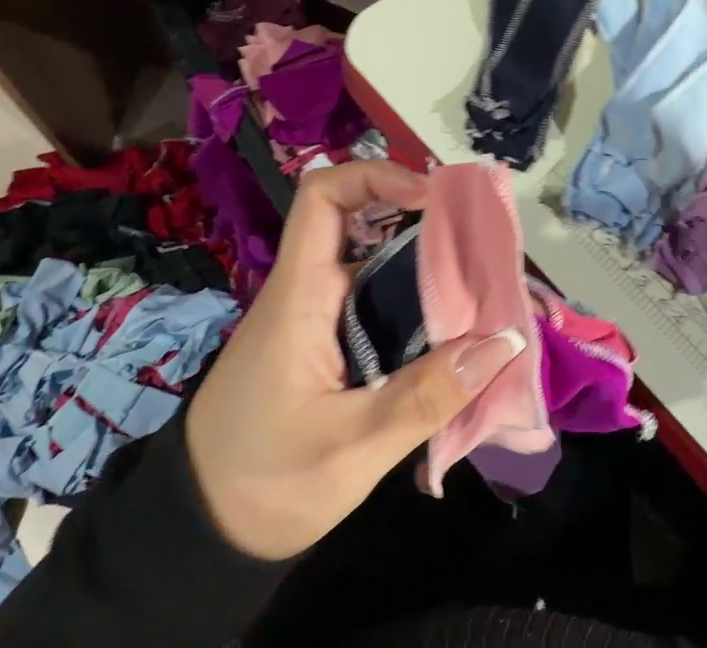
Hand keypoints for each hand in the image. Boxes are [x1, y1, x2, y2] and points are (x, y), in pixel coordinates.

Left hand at [183, 160, 526, 560]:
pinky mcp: (326, 350)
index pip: (322, 198)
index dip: (375, 176)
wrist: (202, 530)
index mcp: (299, 299)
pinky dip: (419, 313)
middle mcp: (308, 296)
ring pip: (378, 274)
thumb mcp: (352, 447)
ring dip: (430, 275)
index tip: (432, 196)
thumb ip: (427, 396)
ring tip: (489, 292)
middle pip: (366, 230)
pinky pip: (378, 312)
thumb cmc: (264, 482)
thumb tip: (504, 343)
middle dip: (427, 230)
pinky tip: (459, 338)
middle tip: (488, 251)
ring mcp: (317, 323)